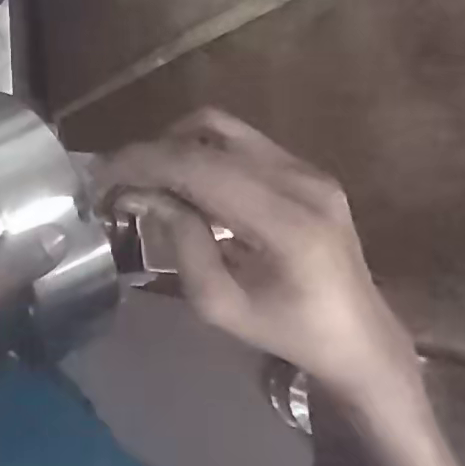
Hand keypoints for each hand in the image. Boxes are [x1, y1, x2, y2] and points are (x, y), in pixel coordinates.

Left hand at [0, 213, 61, 439]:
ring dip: (35, 258)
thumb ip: (9, 268)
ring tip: (80, 239)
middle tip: (74, 207)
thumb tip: (59, 234)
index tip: (38, 172)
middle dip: (27, 223)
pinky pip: (15, 303)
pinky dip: (37, 296)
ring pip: (7, 267)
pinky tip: (69, 288)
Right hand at [101, 108, 415, 401]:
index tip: (103, 174)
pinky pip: (238, 140)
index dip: (143, 163)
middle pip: (205, 139)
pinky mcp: (306, 167)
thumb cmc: (290, 333)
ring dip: (175, 146)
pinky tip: (187, 182)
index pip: (198, 168)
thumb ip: (182, 244)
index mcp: (286, 224)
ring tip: (152, 179)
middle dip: (151, 154)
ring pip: (219, 128)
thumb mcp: (221, 305)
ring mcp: (308, 169)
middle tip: (118, 179)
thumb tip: (147, 194)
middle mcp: (300, 182)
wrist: (362, 337)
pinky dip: (200, 151)